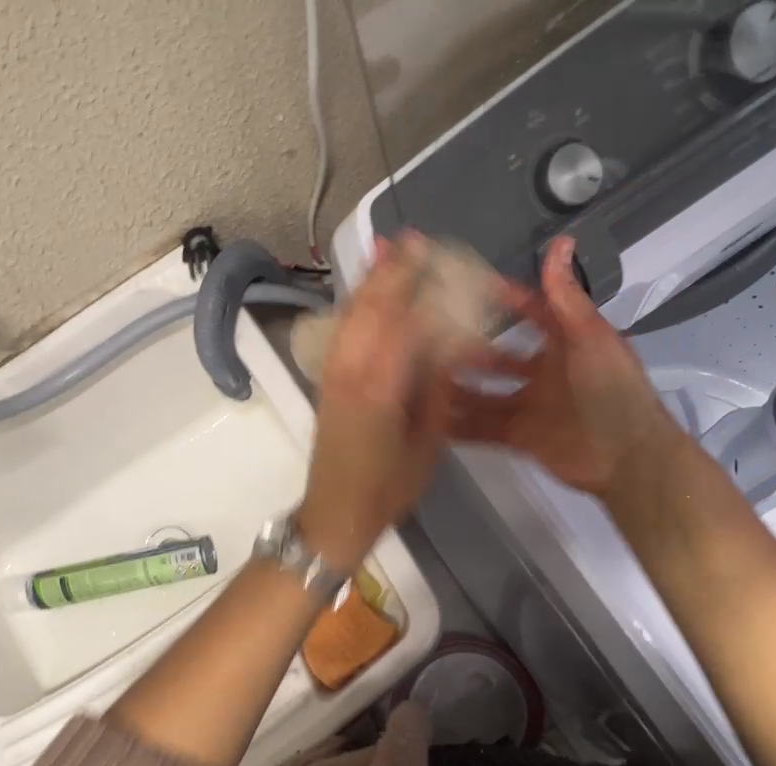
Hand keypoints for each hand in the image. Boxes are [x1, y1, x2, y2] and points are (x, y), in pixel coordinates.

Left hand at [296, 233, 455, 568]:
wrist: (334, 514)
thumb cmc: (388, 489)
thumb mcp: (427, 444)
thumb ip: (436, 391)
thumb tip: (448, 346)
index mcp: (381, 388)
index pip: (407, 324)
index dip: (426, 290)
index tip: (446, 263)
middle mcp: (352, 371)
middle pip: (373, 309)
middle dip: (394, 273)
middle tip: (415, 241)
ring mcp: (334, 374)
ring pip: (352, 315)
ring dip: (370, 281)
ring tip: (387, 249)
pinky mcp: (326, 381)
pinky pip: (341, 332)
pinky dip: (355, 306)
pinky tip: (365, 293)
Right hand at [451, 236, 685, 497]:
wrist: (626, 455)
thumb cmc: (612, 389)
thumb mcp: (590, 336)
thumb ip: (567, 296)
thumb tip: (561, 242)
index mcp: (565, 345)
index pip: (531, 315)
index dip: (505, 301)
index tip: (468, 289)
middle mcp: (543, 374)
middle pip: (498, 359)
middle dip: (468, 351)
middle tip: (429, 341)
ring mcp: (530, 408)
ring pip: (484, 394)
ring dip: (456, 388)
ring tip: (419, 378)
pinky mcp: (521, 438)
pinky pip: (484, 429)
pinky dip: (459, 425)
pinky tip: (430, 416)